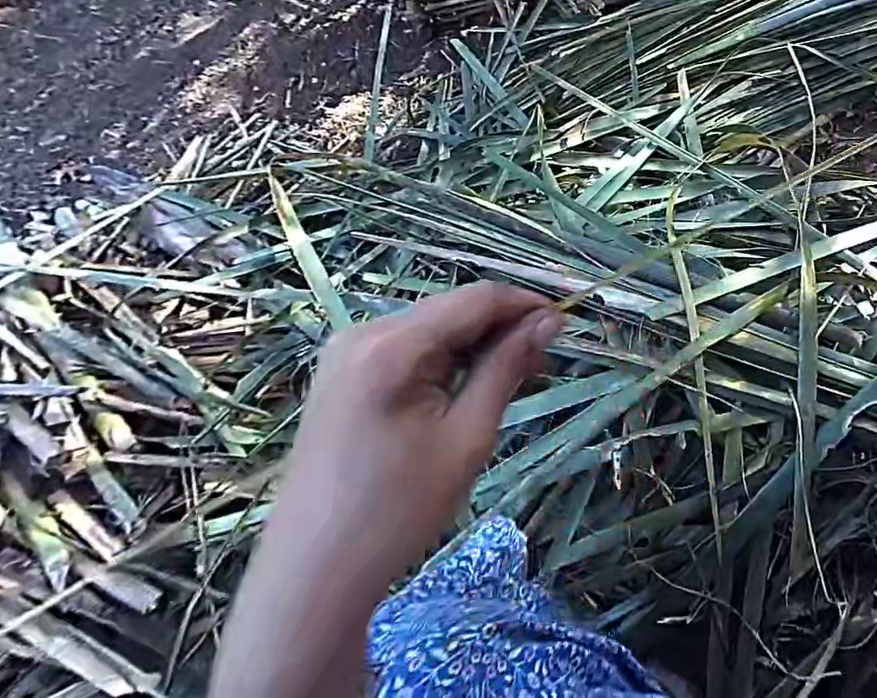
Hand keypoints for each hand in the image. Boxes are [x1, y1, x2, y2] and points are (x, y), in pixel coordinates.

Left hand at [212, 283, 559, 697]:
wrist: (311, 579)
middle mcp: (364, 332)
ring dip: (479, 343)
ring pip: (435, 327)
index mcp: (391, 345)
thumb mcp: (468, 435)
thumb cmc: (398, 512)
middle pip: (454, 309)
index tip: (565, 325)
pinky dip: (449, 358)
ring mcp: (348, 352)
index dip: (526, 304)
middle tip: (546, 360)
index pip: (477, 298)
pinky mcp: (345, 372)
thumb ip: (508, 366)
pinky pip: (411, 347)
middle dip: (505, 327)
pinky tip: (472, 383)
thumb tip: (549, 321)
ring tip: (518, 375)